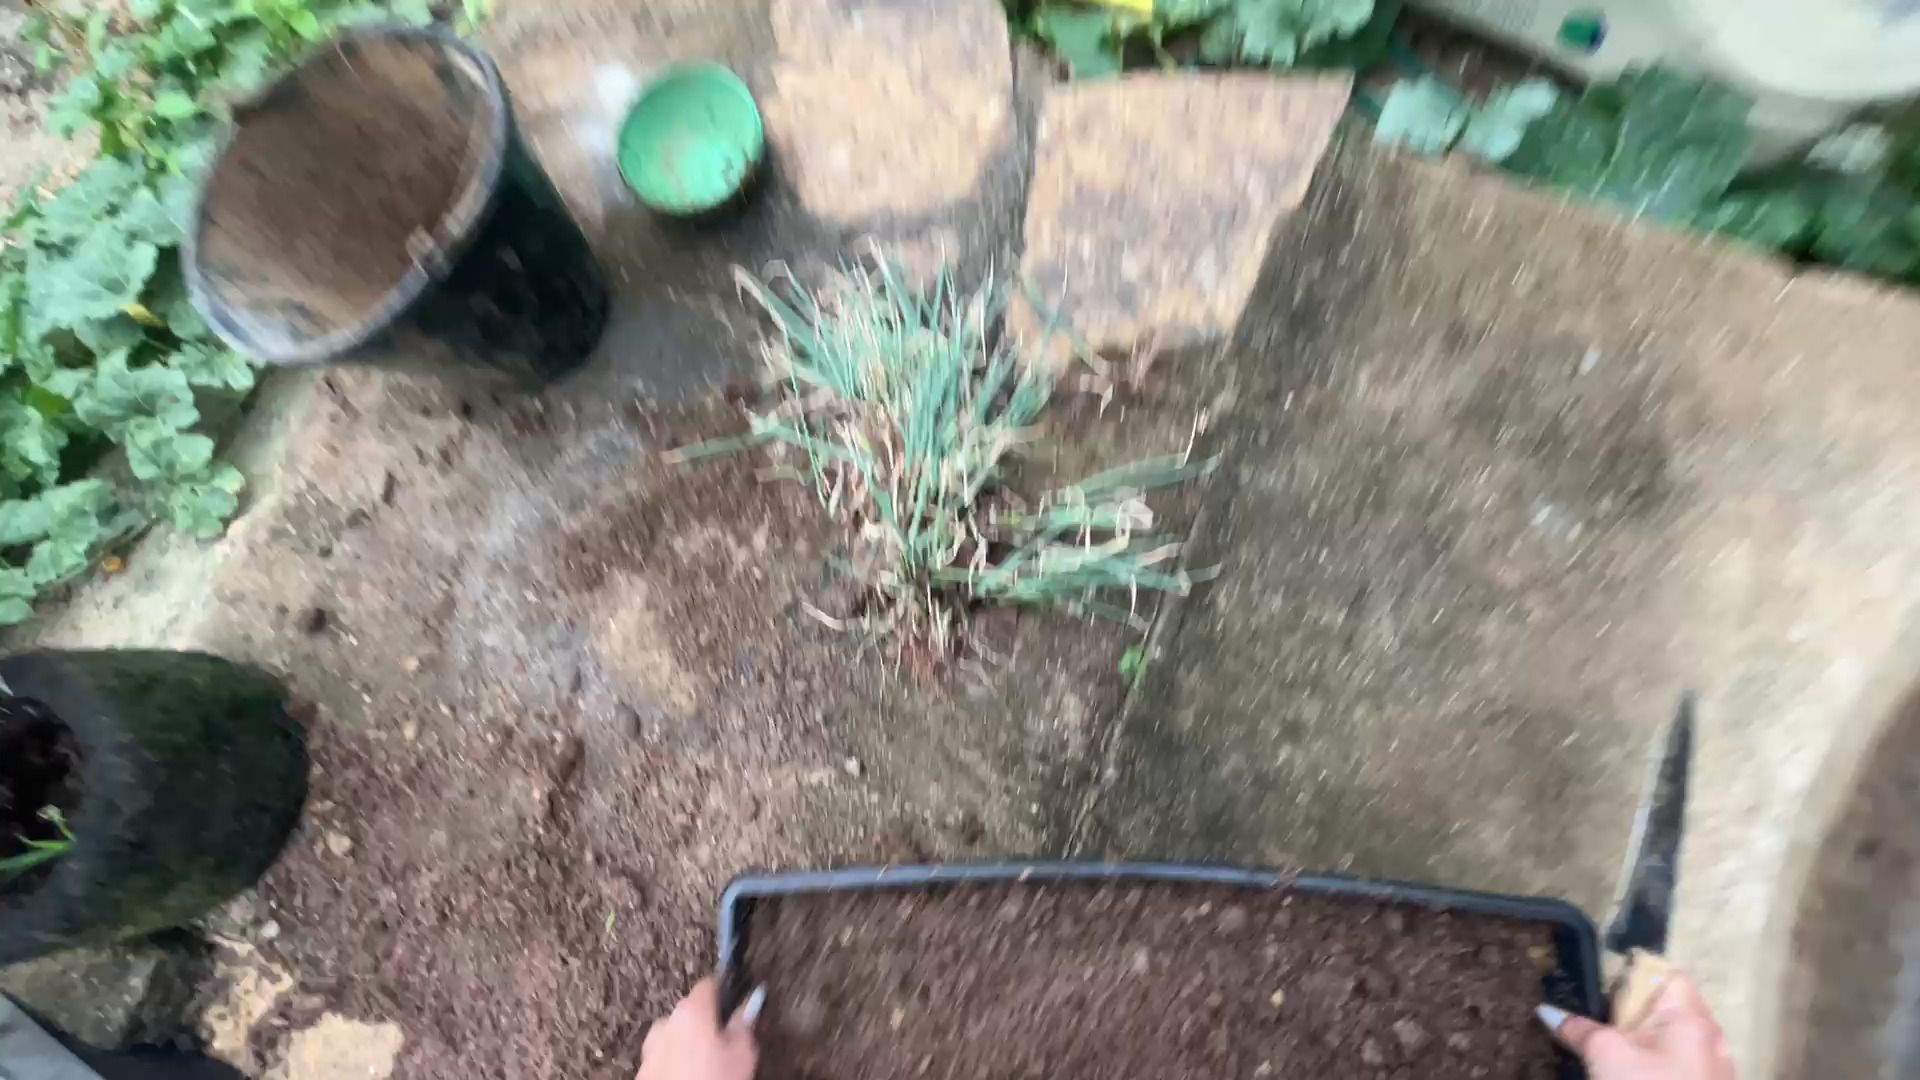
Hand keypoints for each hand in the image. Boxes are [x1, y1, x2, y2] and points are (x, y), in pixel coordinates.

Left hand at [637, 977, 763, 1079]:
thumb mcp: (742, 1053)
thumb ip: (746, 1022)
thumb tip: (751, 1003)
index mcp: (692, 1009)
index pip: (710, 983)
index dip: (726, 993)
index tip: (736, 1007)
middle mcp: (667, 1022)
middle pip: (691, 1010)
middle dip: (706, 1022)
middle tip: (724, 1043)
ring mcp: (650, 1049)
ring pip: (676, 1036)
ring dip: (688, 1044)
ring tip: (706, 1065)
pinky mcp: (642, 1073)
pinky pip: (664, 1058)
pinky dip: (675, 1063)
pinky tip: (690, 1076)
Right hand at [1536, 973, 1734, 1079]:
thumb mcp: (1602, 1051)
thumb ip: (1576, 1025)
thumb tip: (1547, 1012)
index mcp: (1691, 1018)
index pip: (1666, 971)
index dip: (1632, 968)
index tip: (1601, 979)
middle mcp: (1710, 1037)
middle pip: (1665, 1001)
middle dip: (1630, 1002)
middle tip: (1598, 1009)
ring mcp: (1713, 1066)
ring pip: (1669, 1031)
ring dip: (1639, 1031)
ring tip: (1608, 1037)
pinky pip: (1675, 1056)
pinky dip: (1652, 1054)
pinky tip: (1629, 1066)